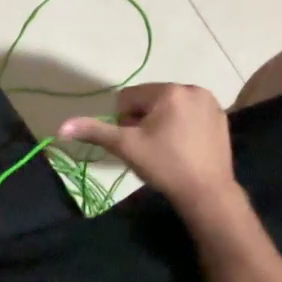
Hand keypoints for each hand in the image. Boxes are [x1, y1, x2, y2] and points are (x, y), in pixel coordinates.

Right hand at [59, 83, 239, 214]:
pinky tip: (183, 148)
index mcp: (169, 91)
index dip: (125, 121)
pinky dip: (182, 126)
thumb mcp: (125, 147)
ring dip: (162, 122)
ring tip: (167, 148)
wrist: (206, 192)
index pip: (129, 97)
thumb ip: (95, 131)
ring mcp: (210, 103)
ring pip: (170, 107)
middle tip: (150, 147)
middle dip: (144, 120)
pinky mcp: (221, 118)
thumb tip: (61, 127)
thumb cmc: (164, 166)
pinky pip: (190, 115)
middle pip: (151, 100)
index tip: (136, 141)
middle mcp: (192, 89)